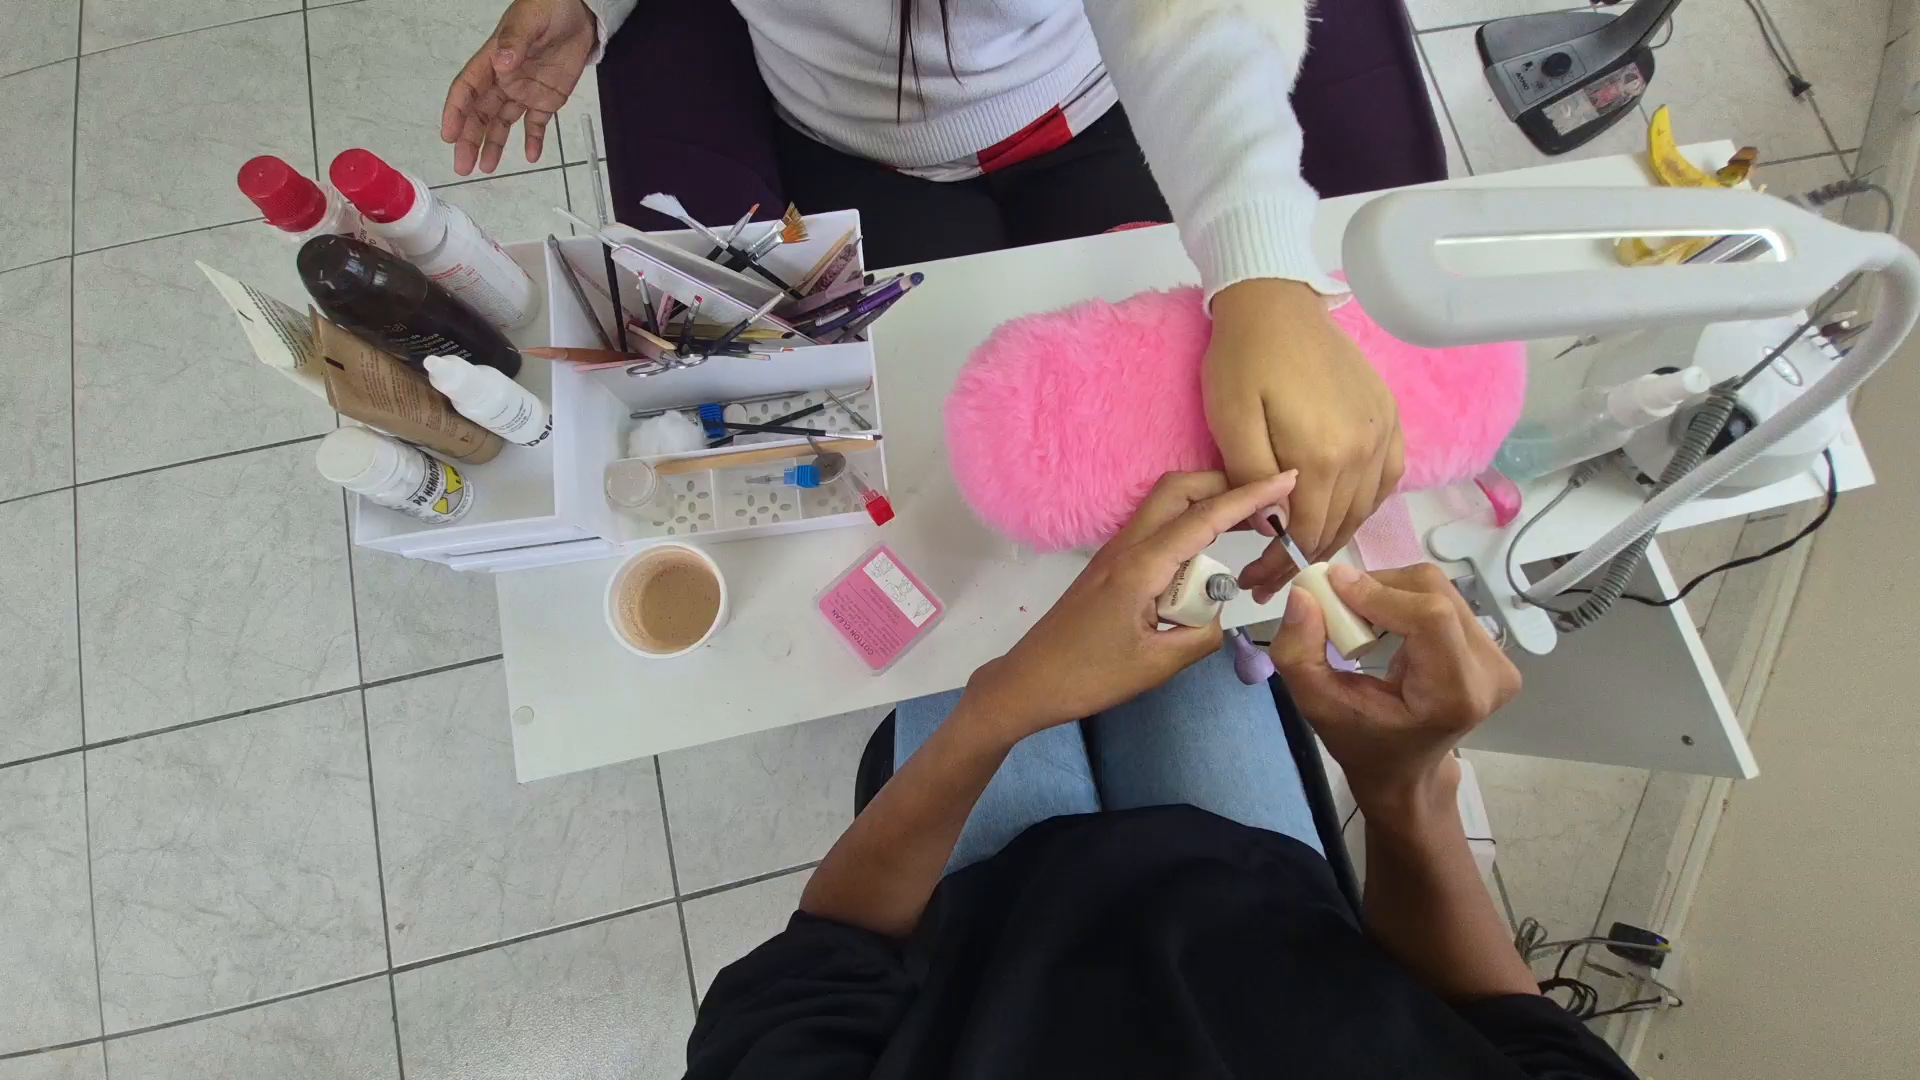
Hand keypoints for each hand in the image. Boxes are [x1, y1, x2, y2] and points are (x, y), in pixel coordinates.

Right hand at [442, 0, 597, 175]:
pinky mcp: (547, 99)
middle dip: (470, 138)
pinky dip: (533, 140)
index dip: (457, 112)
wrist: (577, 13)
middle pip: (481, 113)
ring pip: (503, 122)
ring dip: (494, 144)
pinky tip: (531, 157)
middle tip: (463, 165)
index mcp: (493, 60)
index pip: (467, 90)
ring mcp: (524, 91)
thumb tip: (501, 63)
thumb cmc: (548, 7)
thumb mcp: (530, 20)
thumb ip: (515, 42)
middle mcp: (504, 79)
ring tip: (487, 167)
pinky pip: (537, 124)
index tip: (449, 134)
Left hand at [967, 470, 1297, 737]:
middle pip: (1178, 490)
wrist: (1030, 680)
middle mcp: (1127, 546)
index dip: (1250, 495)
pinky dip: (1185, 528)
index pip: (1204, 517)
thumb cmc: (1090, 676)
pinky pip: (1154, 530)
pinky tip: (1204, 556)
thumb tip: (1221, 613)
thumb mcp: (1158, 664)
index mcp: (1141, 566)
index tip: (1288, 477)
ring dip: (1205, 506)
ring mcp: (1114, 552)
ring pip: (1163, 506)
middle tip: (1267, 508)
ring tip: (1248, 528)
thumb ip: (1202, 634)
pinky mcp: (1109, 565)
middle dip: (1224, 485)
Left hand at [1205, 279, 1404, 600]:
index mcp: (1323, 456)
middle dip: (1302, 561)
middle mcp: (1365, 450)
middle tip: (1270, 581)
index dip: (1281, 566)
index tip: (1256, 584)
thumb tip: (1273, 526)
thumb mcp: (1230, 422)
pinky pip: (1389, 478)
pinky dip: (1366, 505)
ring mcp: (1384, 432)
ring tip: (1300, 553)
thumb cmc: (1242, 361)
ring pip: (1365, 509)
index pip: (1306, 533)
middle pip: (1338, 527)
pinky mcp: (1389, 416)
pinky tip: (1343, 512)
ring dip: (1334, 536)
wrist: (1274, 304)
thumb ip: (1252, 479)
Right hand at [1270, 564, 1519, 818]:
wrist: (1404, 769)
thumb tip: (1303, 593)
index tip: (1329, 586)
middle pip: (1433, 593)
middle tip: (1336, 605)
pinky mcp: (1490, 646)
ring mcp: (1498, 657)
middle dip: (1376, 587)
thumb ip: (1298, 651)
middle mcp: (1489, 672)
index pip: (1429, 617)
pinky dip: (1400, 596)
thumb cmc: (1360, 741)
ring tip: (1356, 615)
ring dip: (1386, 589)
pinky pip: (1441, 597)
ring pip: (1437, 587)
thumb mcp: (1315, 704)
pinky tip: (1379, 620)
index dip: (1377, 592)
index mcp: (1453, 694)